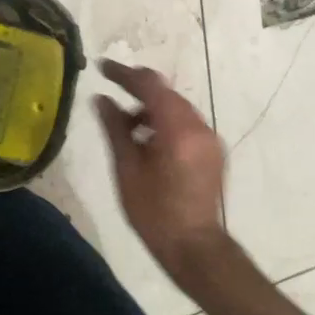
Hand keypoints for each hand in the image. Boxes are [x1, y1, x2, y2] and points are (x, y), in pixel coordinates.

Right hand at [93, 59, 234, 287]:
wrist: (194, 246)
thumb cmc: (153, 212)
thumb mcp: (126, 169)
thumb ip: (115, 128)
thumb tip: (101, 99)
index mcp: (177, 130)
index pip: (150, 86)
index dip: (124, 74)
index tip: (101, 67)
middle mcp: (199, 128)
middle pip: (166, 95)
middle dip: (138, 90)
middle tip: (110, 92)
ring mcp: (210, 140)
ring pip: (177, 109)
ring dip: (151, 108)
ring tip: (125, 125)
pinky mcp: (213, 153)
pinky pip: (186, 125)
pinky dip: (165, 123)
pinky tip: (147, 142)